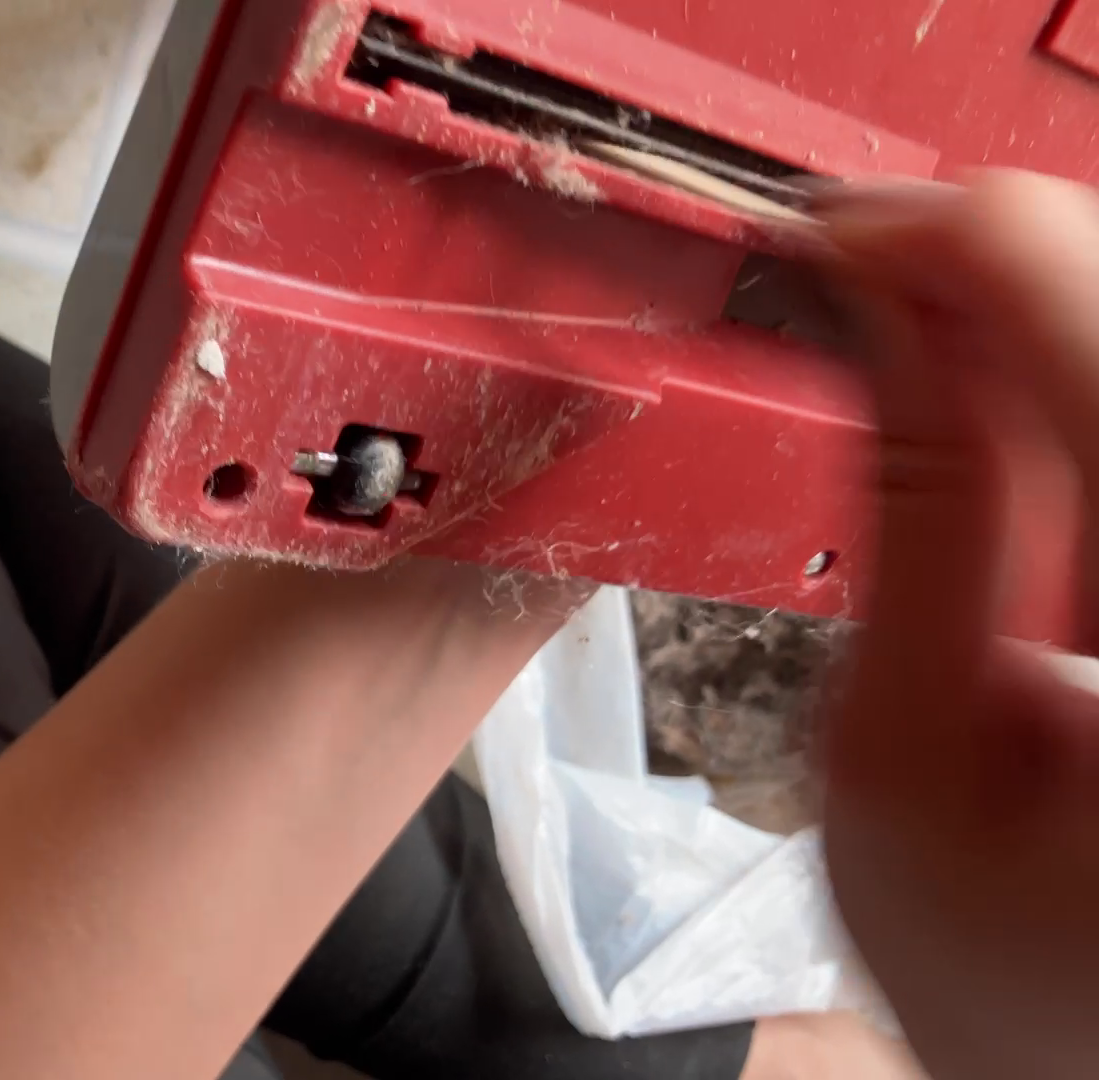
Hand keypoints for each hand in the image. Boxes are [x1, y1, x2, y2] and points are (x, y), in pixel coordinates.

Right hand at [817, 172, 1098, 1079]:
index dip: (957, 262)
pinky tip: (1004, 358)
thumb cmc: (1002, 958)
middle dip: (1009, 257)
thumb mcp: (899, 747)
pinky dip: (1075, 356)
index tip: (829, 230)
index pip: (1096, 362)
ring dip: (1047, 297)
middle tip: (858, 248)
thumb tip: (880, 344)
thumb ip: (923, 531)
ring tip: (913, 291)